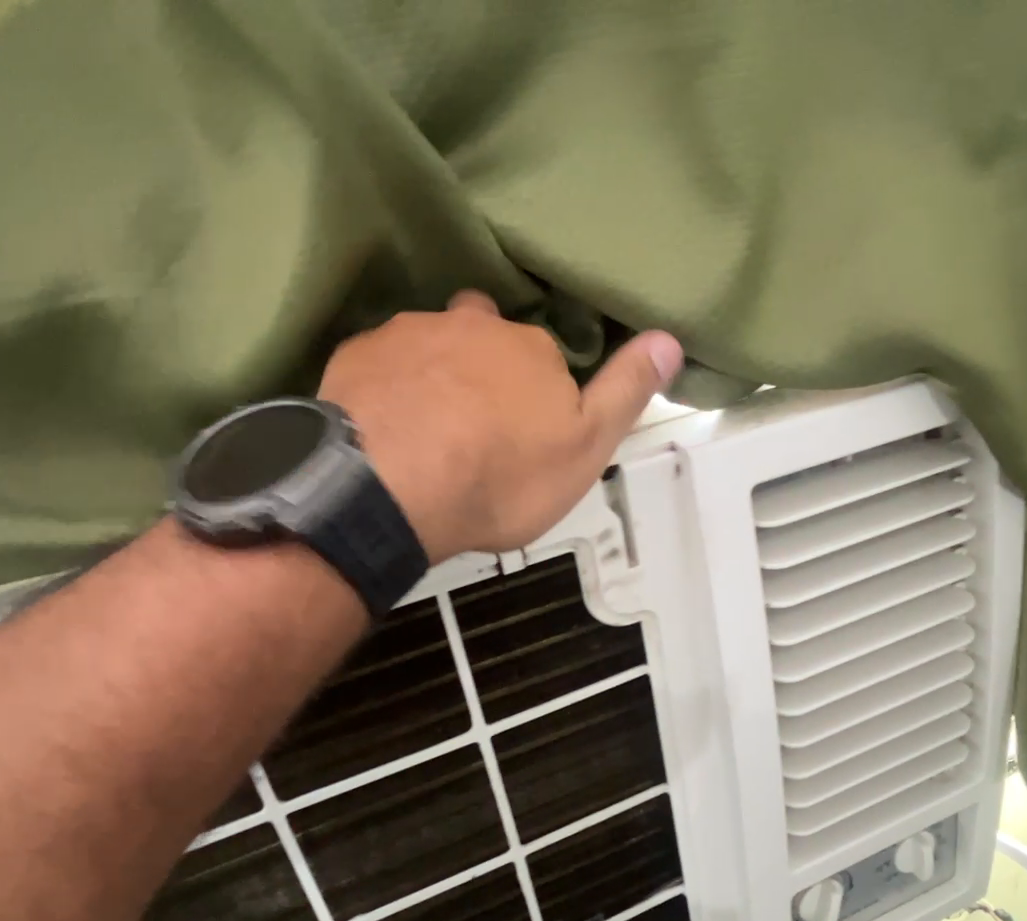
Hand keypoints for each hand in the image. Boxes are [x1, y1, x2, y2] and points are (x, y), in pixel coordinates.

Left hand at [318, 291, 683, 563]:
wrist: (391, 488)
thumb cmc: (500, 476)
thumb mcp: (585, 447)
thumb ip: (626, 391)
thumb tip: (670, 338)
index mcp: (531, 348)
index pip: (545, 356)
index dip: (539, 390)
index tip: (527, 430)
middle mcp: (472, 325)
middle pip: (484, 336)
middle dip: (483, 366)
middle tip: (475, 422)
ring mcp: (408, 334)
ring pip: (430, 344)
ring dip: (433, 373)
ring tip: (426, 427)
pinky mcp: (356, 354)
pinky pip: (380, 363)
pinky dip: (386, 385)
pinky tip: (383, 424)